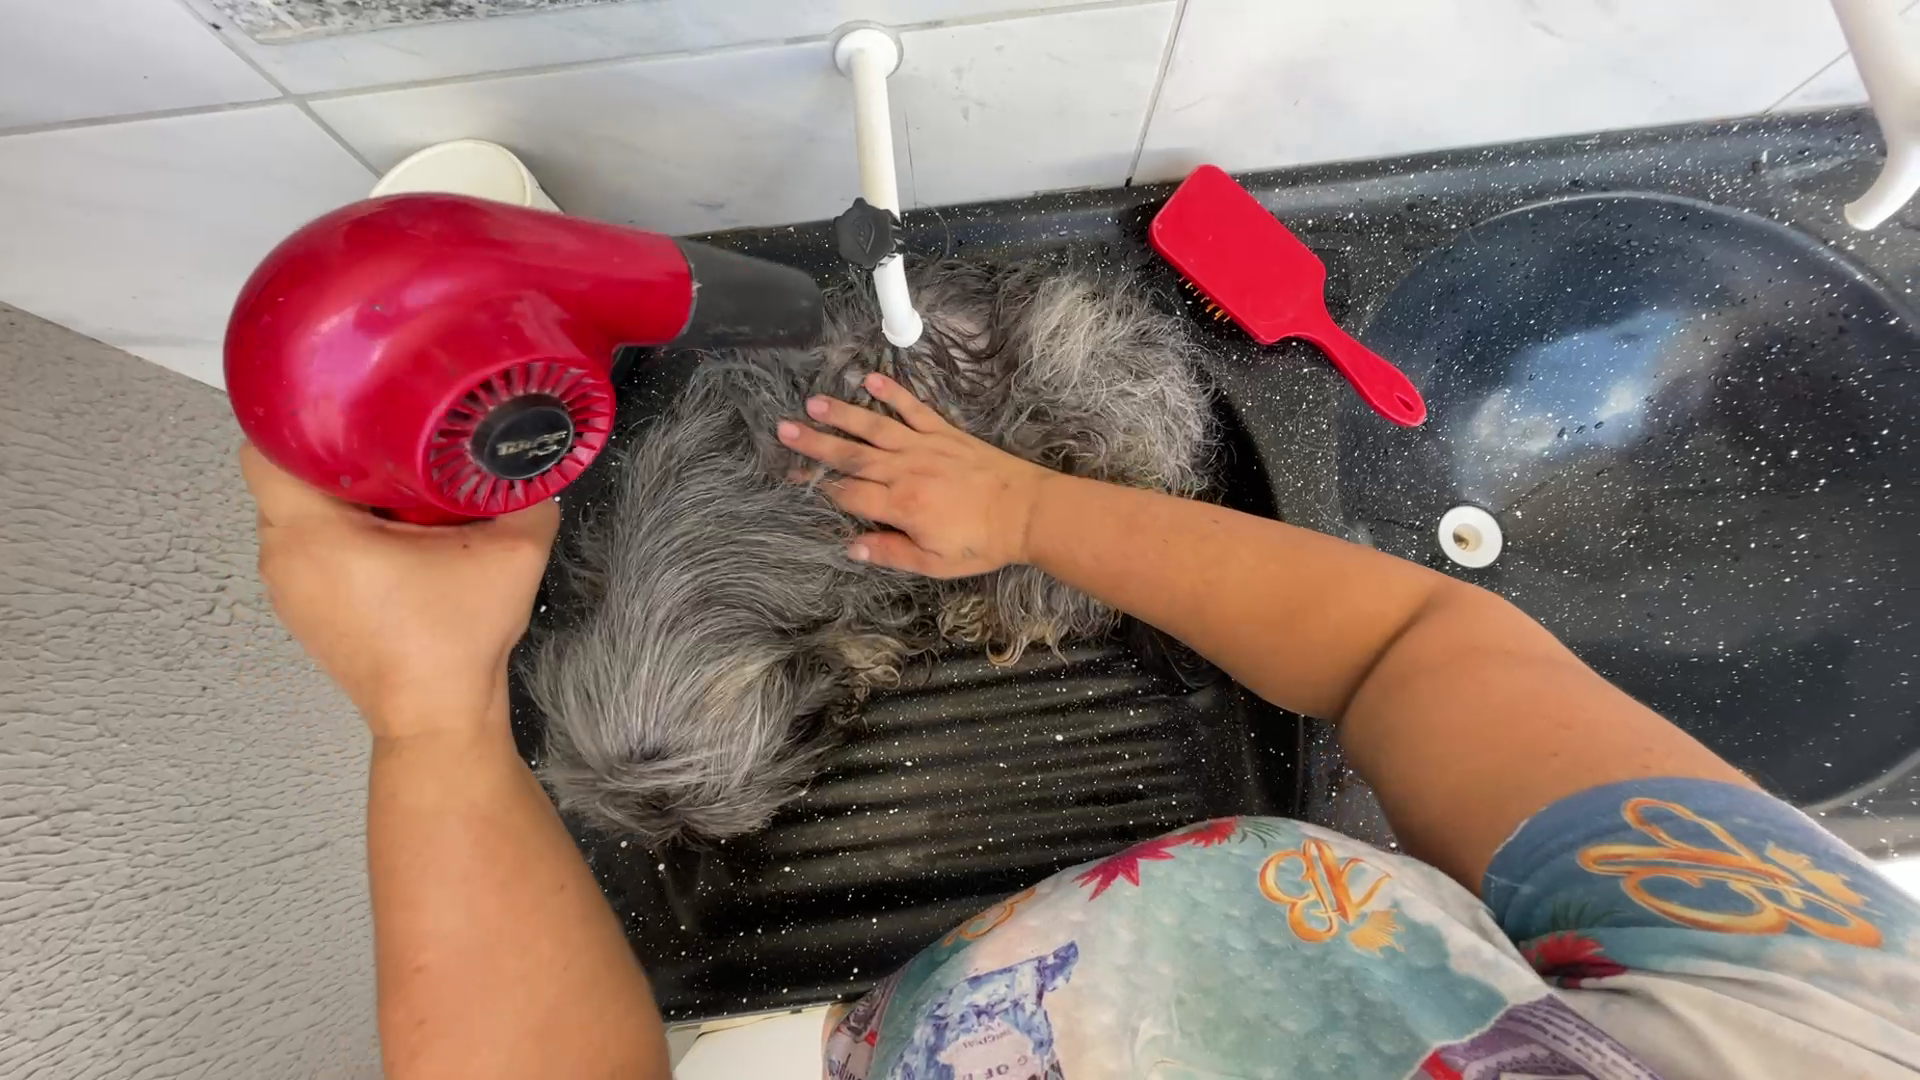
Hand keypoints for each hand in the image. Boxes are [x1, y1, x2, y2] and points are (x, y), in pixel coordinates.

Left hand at [239, 444, 559, 739]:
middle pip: (288, 481)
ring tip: (410, 498)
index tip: (361, 411)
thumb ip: (530, 501)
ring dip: (347, 502)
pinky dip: (348, 536)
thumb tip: (535, 474)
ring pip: (302, 518)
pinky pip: (314, 552)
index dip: (305, 419)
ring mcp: (289, 590)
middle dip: (342, 460)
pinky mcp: (307, 612)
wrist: (440, 711)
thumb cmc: (461, 630)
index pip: (265, 449)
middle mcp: (282, 556)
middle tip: (405, 450)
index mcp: (313, 533)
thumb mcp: (516, 554)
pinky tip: (404, 546)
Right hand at [776, 373, 1053, 576]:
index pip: (849, 494)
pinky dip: (893, 393)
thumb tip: (852, 547)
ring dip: (843, 414)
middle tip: (784, 429)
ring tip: (814, 402)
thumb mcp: (935, 562)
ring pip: (875, 427)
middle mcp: (906, 470)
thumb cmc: (983, 542)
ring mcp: (925, 447)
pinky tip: (870, 380)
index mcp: (901, 505)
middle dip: (815, 444)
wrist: (1028, 512)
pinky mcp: (945, 433)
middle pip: (852, 455)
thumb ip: (892, 552)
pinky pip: (914, 408)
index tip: (794, 479)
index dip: (819, 488)